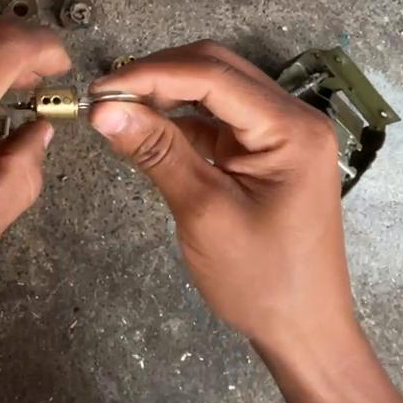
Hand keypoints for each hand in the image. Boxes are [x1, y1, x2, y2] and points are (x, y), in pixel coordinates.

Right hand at [88, 42, 356, 356]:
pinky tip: (145, 127)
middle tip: (104, 97)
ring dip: (164, 92)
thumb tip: (102, 109)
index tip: (98, 90)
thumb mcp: (203, 211)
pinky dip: (177, 117)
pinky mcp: (261, 150)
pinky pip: (214, 117)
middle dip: (157, 75)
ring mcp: (278, 133)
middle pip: (215, 69)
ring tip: (117, 108)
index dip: (151, 74)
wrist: (303, 333)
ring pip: (213, 88)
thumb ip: (155, 151)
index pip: (213, 75)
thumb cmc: (261, 280)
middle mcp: (291, 117)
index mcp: (291, 127)